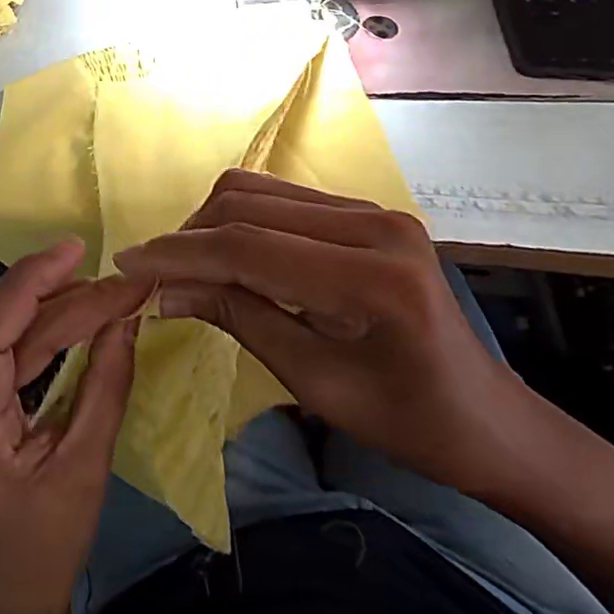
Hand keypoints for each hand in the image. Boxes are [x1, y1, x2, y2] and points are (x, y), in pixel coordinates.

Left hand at [0, 239, 148, 613]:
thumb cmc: (36, 555)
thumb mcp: (82, 475)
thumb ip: (104, 390)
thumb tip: (128, 322)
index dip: (30, 280)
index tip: (76, 250)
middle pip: (2, 327)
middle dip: (64, 298)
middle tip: (122, 283)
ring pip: (4, 339)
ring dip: (57, 312)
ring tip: (111, 294)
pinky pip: (5, 360)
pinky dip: (45, 338)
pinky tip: (80, 321)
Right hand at [114, 169, 552, 498]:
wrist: (486, 417)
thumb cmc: (407, 422)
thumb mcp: (314, 382)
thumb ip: (238, 319)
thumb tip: (164, 290)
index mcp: (373, 277)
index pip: (249, 246)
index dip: (179, 254)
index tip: (128, 267)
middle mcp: (375, 222)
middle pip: (249, 204)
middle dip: (190, 236)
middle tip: (153, 275)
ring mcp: (374, 210)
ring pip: (261, 191)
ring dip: (212, 223)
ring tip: (184, 267)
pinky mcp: (367, 213)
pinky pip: (284, 201)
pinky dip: (242, 222)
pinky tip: (226, 255)